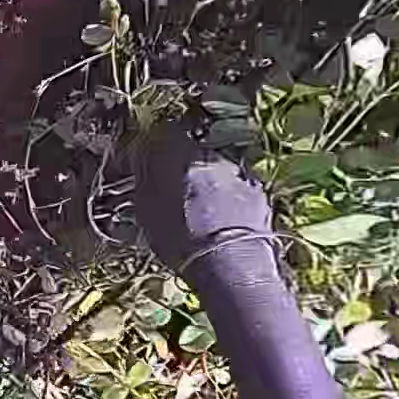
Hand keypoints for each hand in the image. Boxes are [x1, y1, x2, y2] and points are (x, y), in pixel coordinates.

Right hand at [129, 122, 280, 289]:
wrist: (231, 266)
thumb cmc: (179, 238)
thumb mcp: (145, 207)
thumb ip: (144, 174)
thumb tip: (140, 152)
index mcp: (180, 154)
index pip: (161, 132)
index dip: (149, 146)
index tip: (141, 163)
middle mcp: (212, 156)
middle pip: (189, 151)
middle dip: (177, 166)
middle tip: (166, 191)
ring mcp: (239, 173)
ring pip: (212, 169)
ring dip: (201, 182)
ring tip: (193, 211)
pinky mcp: (258, 194)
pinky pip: (232, 188)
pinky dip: (222, 198)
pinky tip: (216, 221)